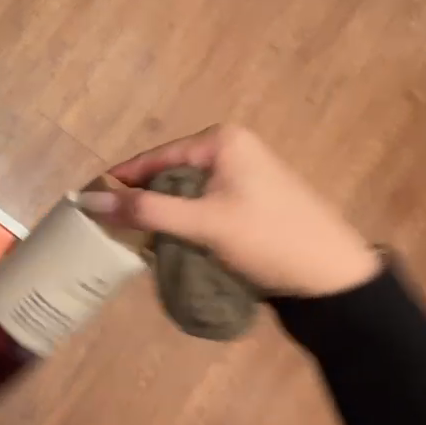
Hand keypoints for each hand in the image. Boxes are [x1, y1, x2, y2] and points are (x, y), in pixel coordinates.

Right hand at [79, 124, 379, 296]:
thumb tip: (86, 201)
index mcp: (220, 141)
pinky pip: (199, 203)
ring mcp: (242, 174)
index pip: (151, 158)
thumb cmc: (271, 241)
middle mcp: (230, 148)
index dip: (118, 184)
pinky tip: (172, 243)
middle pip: (164, 174)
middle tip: (114, 231)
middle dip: (140, 202)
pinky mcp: (249, 199)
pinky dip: (182, 221)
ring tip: (138, 241)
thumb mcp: (204, 224)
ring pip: (181, 191)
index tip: (87, 209)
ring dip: (161, 215)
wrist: (338, 283)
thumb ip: (145, 211)